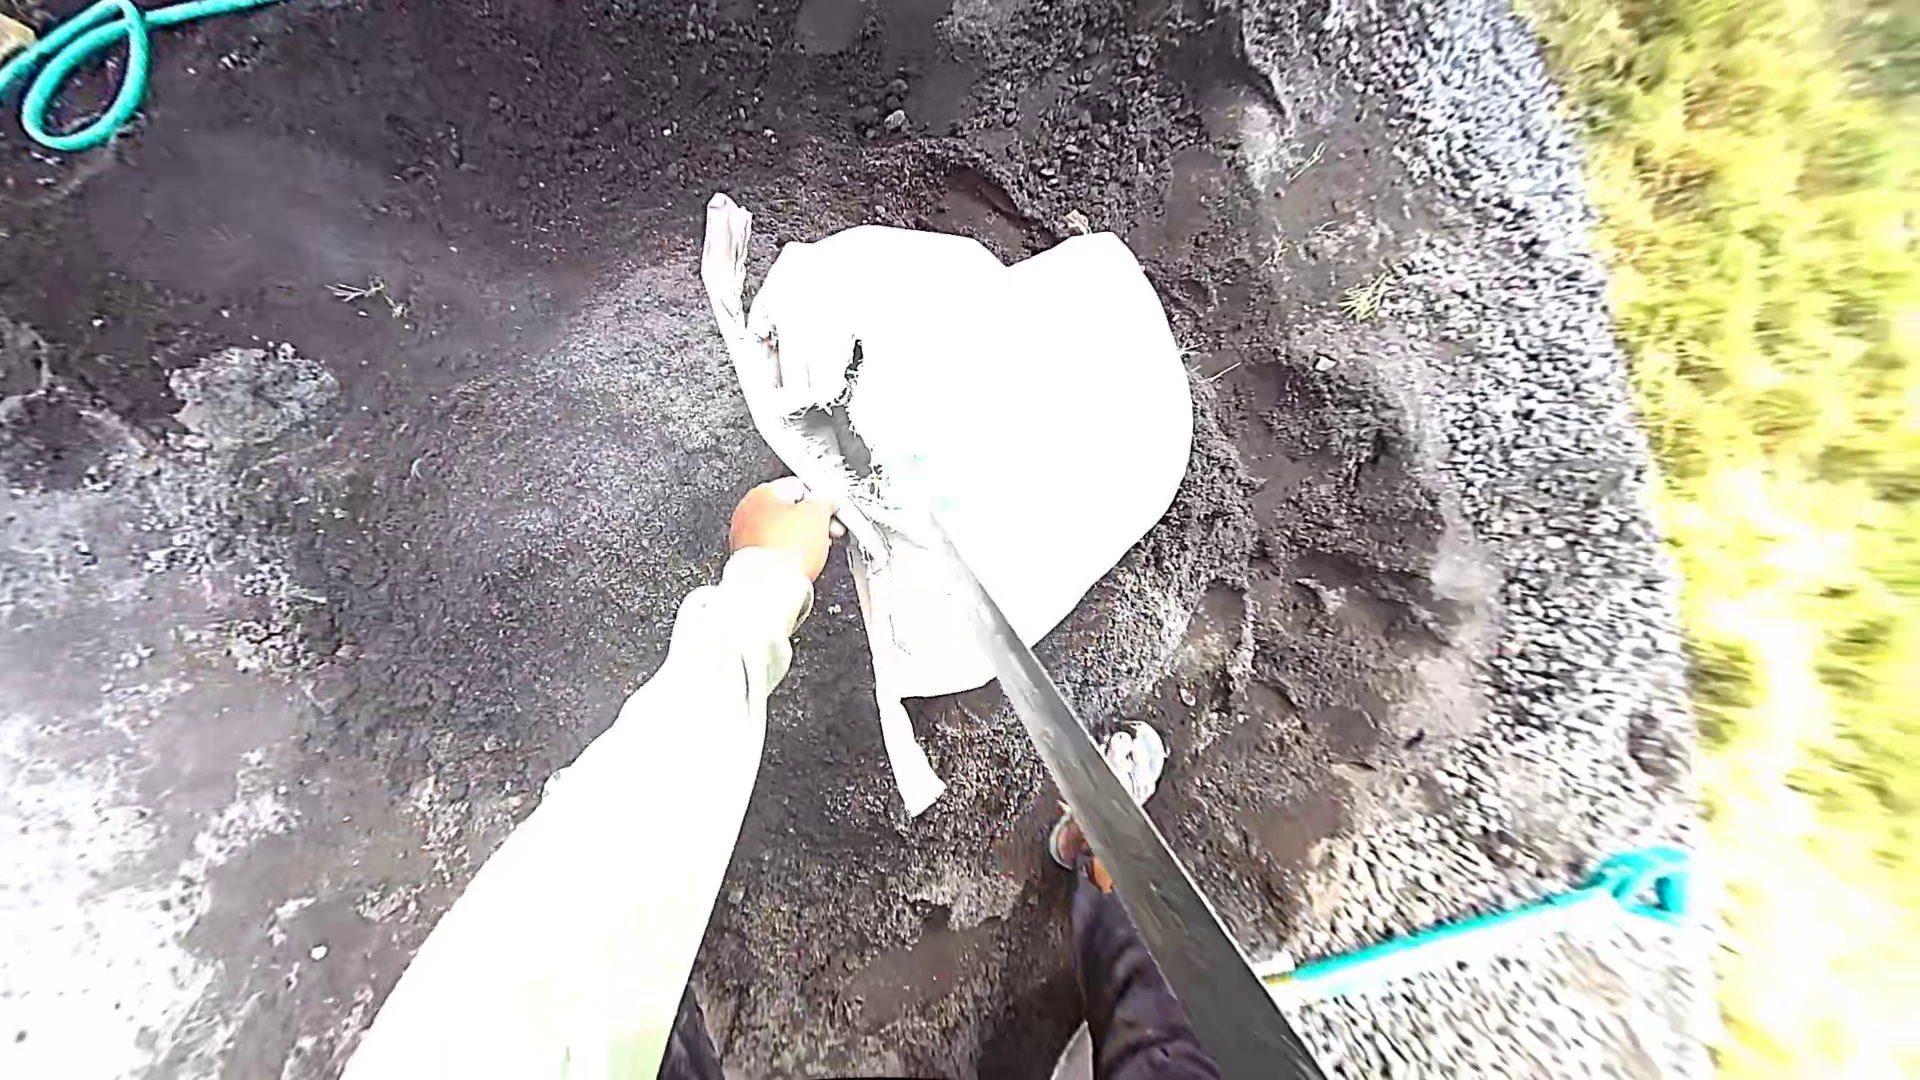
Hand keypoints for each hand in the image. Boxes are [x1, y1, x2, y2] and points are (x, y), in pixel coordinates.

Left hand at [729, 477, 838, 581]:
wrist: (770, 584)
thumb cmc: (788, 547)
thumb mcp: (819, 514)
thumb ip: (825, 500)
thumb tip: (828, 499)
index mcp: (763, 491)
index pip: (799, 486)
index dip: (821, 499)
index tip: (832, 512)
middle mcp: (747, 510)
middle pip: (788, 509)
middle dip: (811, 521)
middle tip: (828, 532)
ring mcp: (744, 535)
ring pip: (781, 531)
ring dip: (800, 538)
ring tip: (814, 549)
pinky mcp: (748, 558)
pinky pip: (774, 549)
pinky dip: (787, 554)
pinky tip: (798, 561)